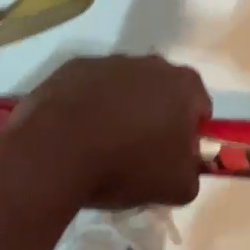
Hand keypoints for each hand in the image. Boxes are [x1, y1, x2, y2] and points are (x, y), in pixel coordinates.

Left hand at [3, 55, 210, 209]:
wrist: (50, 155)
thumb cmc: (124, 165)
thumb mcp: (175, 187)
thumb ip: (192, 175)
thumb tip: (185, 172)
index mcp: (186, 86)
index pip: (199, 108)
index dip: (187, 135)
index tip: (168, 158)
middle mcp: (154, 64)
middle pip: (162, 93)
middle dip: (154, 117)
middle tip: (135, 153)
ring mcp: (112, 62)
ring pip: (124, 88)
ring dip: (119, 109)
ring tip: (98, 146)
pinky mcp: (73, 67)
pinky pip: (88, 87)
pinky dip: (86, 106)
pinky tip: (72, 135)